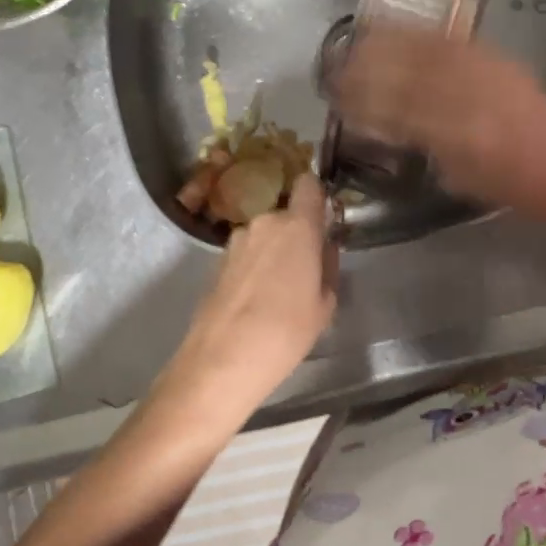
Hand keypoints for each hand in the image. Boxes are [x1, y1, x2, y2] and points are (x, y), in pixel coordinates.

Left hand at [160, 174, 337, 421]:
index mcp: (297, 226)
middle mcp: (264, 223)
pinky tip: (256, 301)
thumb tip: (323, 249)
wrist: (222, 360)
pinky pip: (246, 255)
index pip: (308, 185)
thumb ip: (328, 267)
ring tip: (278, 292)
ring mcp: (236, 240)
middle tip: (305, 270)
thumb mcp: (324, 305)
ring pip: (264, 236)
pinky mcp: (217, 261)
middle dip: (296, 236)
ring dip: (273, 253)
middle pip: (286, 216)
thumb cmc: (285, 331)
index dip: (317, 195)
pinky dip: (254, 268)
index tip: (324, 215)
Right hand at [331, 27, 545, 220]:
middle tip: (340, 63)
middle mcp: (465, 94)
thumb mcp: (455, 175)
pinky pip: (450, 41)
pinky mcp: (496, 60)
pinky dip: (421, 36)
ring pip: (424, 48)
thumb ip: (419, 143)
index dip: (360, 94)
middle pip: (403, 66)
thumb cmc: (509, 186)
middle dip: (367, 61)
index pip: (393, 103)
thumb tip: (385, 121)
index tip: (335, 91)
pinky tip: (406, 34)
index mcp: (452, 131)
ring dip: (389, 42)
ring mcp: (482, 71)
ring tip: (364, 39)